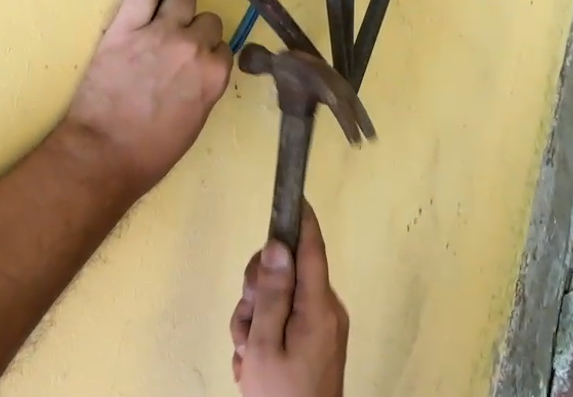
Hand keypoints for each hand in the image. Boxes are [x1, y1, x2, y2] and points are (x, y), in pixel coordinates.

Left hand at [59, 0, 231, 193]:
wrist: (103, 154)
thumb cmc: (151, 152)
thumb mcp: (195, 121)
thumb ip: (203, 87)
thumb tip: (197, 70)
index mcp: (214, 74)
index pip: (222, 47)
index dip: (207, 55)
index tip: (192, 65)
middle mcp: (193, 47)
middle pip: (208, 19)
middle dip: (195, 32)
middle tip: (174, 49)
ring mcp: (160, 33)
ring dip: (174, 10)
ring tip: (157, 26)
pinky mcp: (126, 27)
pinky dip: (141, 1)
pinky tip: (135, 17)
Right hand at [230, 204, 347, 396]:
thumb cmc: (280, 394)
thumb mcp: (263, 344)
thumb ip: (271, 293)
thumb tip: (278, 244)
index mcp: (319, 307)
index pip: (312, 248)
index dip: (300, 219)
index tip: (289, 196)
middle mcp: (327, 310)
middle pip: (288, 271)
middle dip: (257, 290)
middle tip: (245, 323)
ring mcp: (323, 327)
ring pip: (281, 296)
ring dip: (255, 318)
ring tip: (246, 352)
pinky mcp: (316, 341)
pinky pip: (286, 319)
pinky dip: (264, 332)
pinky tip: (253, 360)